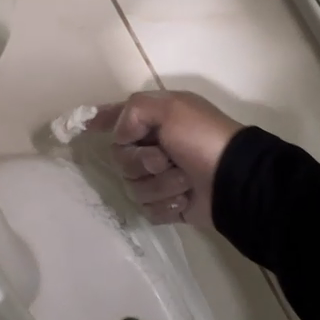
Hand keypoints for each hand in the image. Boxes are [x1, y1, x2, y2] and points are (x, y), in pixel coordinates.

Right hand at [87, 91, 243, 227]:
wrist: (234, 180)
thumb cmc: (202, 138)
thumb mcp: (170, 108)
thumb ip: (134, 110)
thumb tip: (121, 136)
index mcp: (156, 119)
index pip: (120, 117)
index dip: (101, 120)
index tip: (84, 125)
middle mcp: (155, 146)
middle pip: (119, 159)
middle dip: (141, 162)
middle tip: (165, 159)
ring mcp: (162, 177)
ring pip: (133, 187)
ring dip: (160, 185)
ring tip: (184, 182)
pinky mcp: (169, 205)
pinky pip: (148, 211)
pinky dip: (166, 206)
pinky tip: (184, 201)